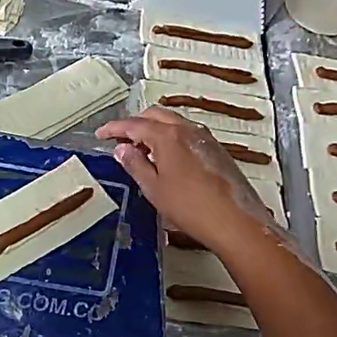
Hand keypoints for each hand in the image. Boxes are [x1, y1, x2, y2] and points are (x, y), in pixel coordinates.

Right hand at [96, 107, 278, 254]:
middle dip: (135, 124)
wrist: (235, 221)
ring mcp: (205, 138)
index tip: (101, 134)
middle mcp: (187, 130)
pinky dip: (171, 137)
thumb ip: (135, 164)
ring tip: (141, 150)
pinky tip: (167, 158)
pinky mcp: (217, 150)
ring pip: (173, 122)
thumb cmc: (190, 207)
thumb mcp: (154, 188)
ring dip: (154, 129)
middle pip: (155, 115)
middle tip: (120, 139)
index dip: (114, 128)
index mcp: (167, 136)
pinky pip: (187, 133)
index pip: (134, 124)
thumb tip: (121, 149)